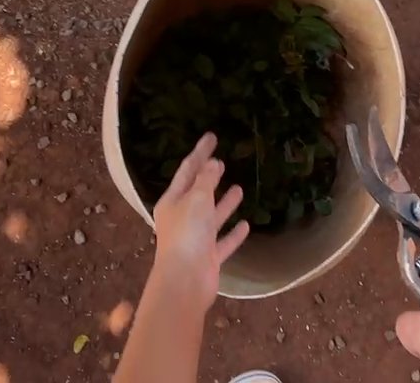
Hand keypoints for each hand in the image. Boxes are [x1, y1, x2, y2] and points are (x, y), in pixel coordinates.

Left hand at [147, 132, 249, 313]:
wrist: (184, 282)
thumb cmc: (187, 234)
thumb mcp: (197, 199)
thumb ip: (206, 180)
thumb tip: (214, 163)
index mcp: (173, 201)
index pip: (188, 170)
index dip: (200, 152)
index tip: (212, 136)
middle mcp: (182, 218)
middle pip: (198, 192)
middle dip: (210, 177)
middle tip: (223, 160)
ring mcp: (196, 239)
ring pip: (212, 217)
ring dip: (224, 203)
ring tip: (240, 188)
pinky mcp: (208, 257)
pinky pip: (223, 241)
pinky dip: (233, 234)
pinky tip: (247, 225)